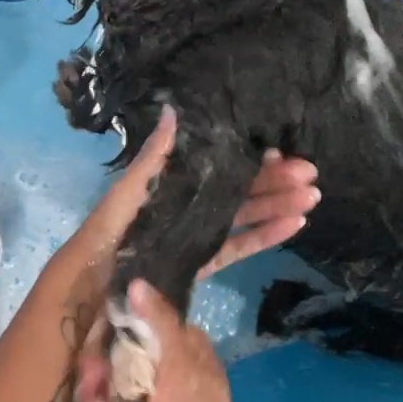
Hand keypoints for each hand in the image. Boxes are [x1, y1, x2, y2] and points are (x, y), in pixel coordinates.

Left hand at [58, 108, 319, 285]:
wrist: (91, 292)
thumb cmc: (106, 237)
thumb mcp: (128, 193)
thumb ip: (154, 158)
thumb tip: (173, 109)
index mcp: (169, 186)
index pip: (216, 168)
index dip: (248, 159)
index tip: (281, 150)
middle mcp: (184, 208)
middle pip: (235, 192)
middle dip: (273, 182)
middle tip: (311, 175)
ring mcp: (192, 237)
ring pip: (242, 218)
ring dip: (277, 206)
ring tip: (311, 198)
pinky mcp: (197, 265)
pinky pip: (236, 248)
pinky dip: (265, 237)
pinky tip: (294, 225)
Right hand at [77, 279, 262, 401]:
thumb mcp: (179, 363)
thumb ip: (158, 322)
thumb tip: (136, 282)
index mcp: (178, 344)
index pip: (137, 321)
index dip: (111, 327)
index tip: (93, 335)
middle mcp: (160, 365)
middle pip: (114, 351)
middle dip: (97, 368)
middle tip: (91, 382)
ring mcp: (144, 394)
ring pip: (105, 381)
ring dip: (94, 396)